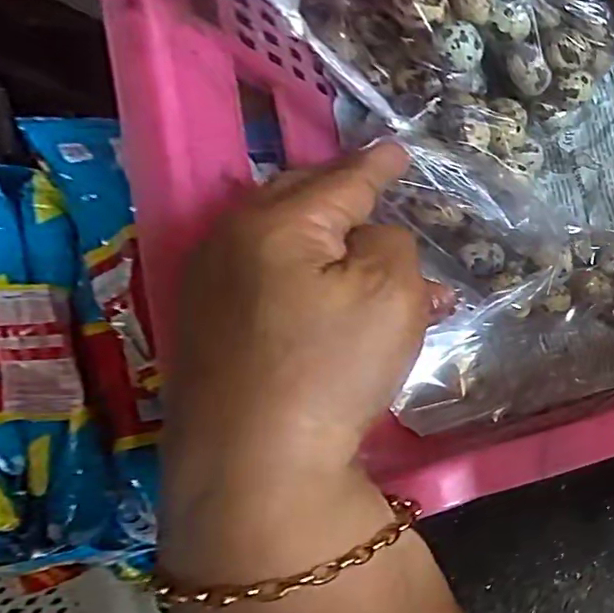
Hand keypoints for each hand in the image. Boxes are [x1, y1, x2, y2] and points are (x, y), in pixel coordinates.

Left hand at [163, 141, 454, 490]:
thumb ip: (391, 244)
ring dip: (342, 249)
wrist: (256, 464)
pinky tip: (350, 307)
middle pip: (299, 202)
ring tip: (390, 266)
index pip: (340, 181)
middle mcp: (232, 245)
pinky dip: (319, 282)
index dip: (376, 165)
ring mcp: (214, 291)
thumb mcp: (391, 292)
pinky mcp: (214, 333)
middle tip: (380, 189)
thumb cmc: (332, 365)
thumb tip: (371, 237)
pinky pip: (277, 283)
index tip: (399, 149)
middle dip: (346, 195)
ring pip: (292, 248)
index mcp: (275, 224)